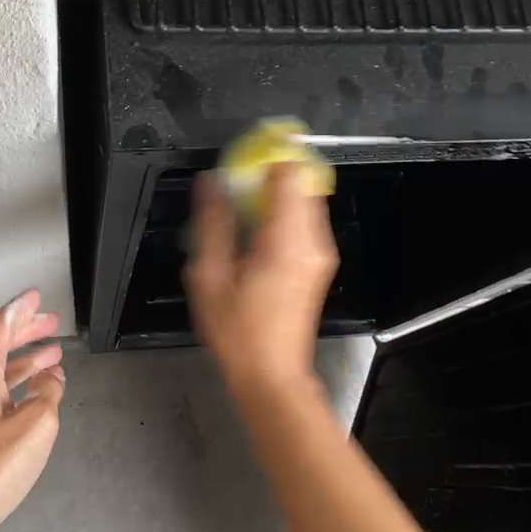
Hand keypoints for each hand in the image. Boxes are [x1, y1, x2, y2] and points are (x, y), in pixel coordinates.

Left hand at [0, 289, 65, 531]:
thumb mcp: (35, 425)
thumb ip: (49, 394)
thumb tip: (52, 379)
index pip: (0, 327)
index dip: (22, 309)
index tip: (35, 295)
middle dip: (24, 333)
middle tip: (50, 321)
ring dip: (23, 362)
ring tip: (52, 357)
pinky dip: (13, 387)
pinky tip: (31, 396)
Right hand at [185, 162, 339, 385]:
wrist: (273, 374)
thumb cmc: (239, 333)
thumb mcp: (210, 277)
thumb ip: (212, 224)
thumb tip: (211, 183)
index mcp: (286, 241)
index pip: (290, 172)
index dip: (266, 157)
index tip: (240, 163)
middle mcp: (312, 241)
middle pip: (300, 179)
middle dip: (269, 172)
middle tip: (236, 185)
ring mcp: (320, 252)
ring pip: (304, 197)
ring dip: (274, 192)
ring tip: (241, 210)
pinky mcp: (319, 261)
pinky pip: (305, 218)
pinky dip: (282, 211)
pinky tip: (255, 232)